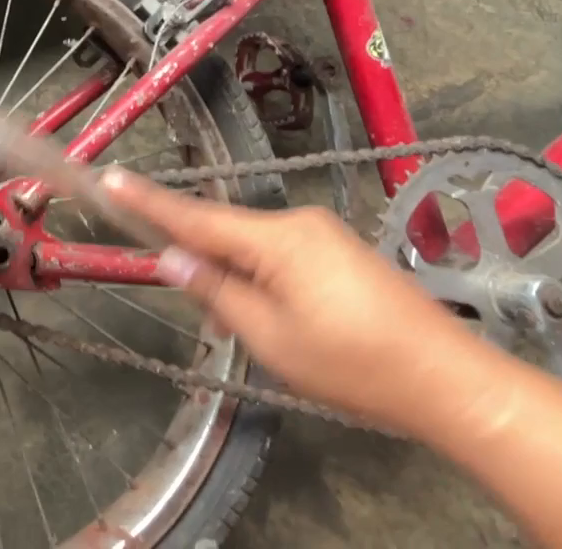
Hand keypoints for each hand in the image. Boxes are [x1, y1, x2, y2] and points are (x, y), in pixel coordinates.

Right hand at [96, 169, 501, 435]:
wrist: (454, 384)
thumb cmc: (355, 365)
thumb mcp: (270, 338)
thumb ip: (215, 292)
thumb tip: (172, 259)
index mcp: (275, 239)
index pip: (193, 216)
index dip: (146, 202)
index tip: (107, 177)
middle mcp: (296, 223)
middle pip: (222, 232)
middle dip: (202, 263)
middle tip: (205, 312)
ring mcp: (321, 234)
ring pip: (250, 246)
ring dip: (234, 277)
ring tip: (251, 329)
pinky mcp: (338, 250)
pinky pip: (277, 254)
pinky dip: (261, 278)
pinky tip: (278, 318)